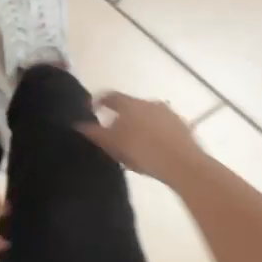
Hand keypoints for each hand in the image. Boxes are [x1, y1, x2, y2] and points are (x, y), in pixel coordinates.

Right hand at [77, 92, 207, 180]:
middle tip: (113, 132)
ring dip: (138, 125)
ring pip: (147, 115)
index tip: (92, 111)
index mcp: (129, 104)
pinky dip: (154, 132)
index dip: (98, 102)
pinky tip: (152, 148)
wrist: (184, 165)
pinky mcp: (182, 126)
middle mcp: (149, 103)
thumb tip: (78, 124)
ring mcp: (168, 113)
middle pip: (129, 106)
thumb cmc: (141, 151)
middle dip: (120, 116)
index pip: (109, 96)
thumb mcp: (111, 144)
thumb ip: (93, 132)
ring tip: (133, 143)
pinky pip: (161, 126)